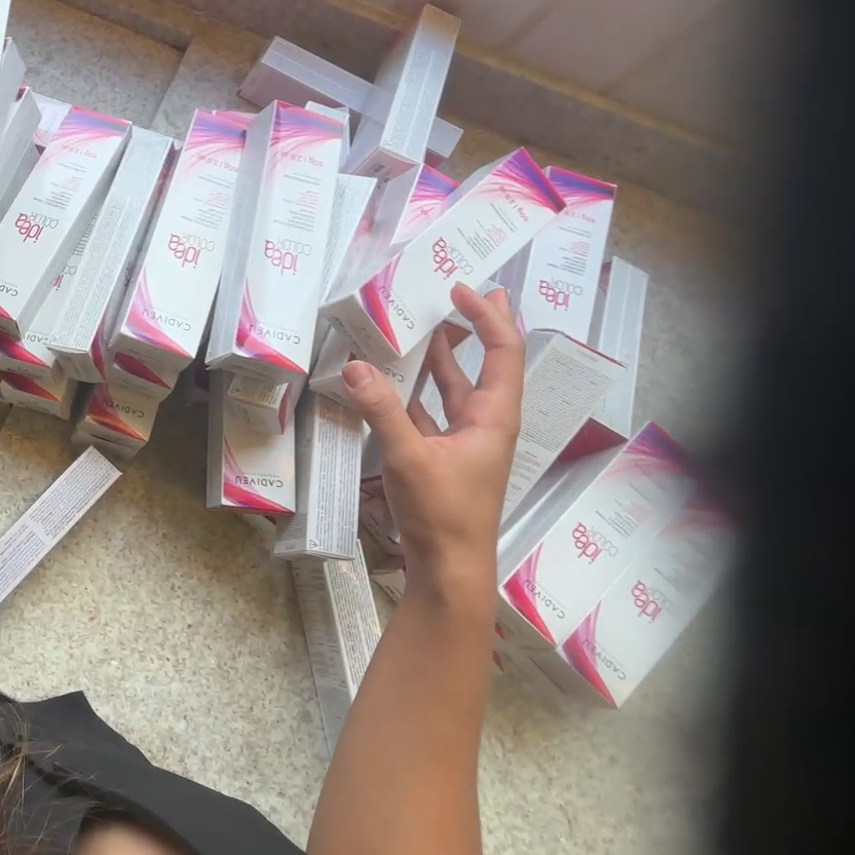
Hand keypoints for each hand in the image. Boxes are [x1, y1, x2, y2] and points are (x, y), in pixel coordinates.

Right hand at [343, 284, 522, 606]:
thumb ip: (381, 409)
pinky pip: (429, 412)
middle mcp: (483, 423)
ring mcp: (462, 441)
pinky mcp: (440, 456)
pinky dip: (413, 393)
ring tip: (428, 328)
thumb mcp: (408, 455)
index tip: (462, 290)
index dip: (487, 317)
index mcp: (492, 416)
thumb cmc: (442, 510)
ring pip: (454, 389)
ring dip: (442, 360)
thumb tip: (354, 365)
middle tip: (464, 294)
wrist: (449, 564)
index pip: (500, 352)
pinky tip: (392, 382)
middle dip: (476, 330)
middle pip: (485, 365)